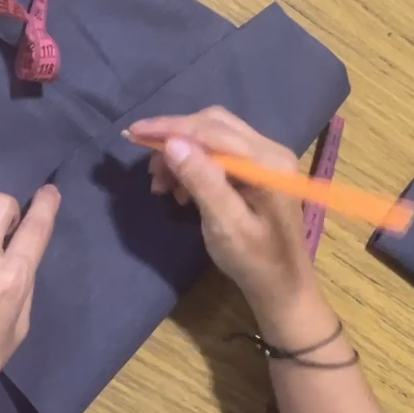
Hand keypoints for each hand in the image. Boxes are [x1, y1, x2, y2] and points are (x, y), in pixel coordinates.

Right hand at [130, 108, 316, 318]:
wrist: (280, 286)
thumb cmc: (253, 261)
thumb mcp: (225, 225)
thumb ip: (202, 181)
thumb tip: (171, 143)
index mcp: (267, 163)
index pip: (211, 130)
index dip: (169, 128)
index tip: (133, 133)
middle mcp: (270, 151)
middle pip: (212, 125)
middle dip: (174, 139)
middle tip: (148, 168)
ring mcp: (265, 159)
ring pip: (213, 136)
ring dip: (181, 154)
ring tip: (162, 186)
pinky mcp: (256, 170)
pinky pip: (218, 152)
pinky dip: (193, 164)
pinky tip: (181, 190)